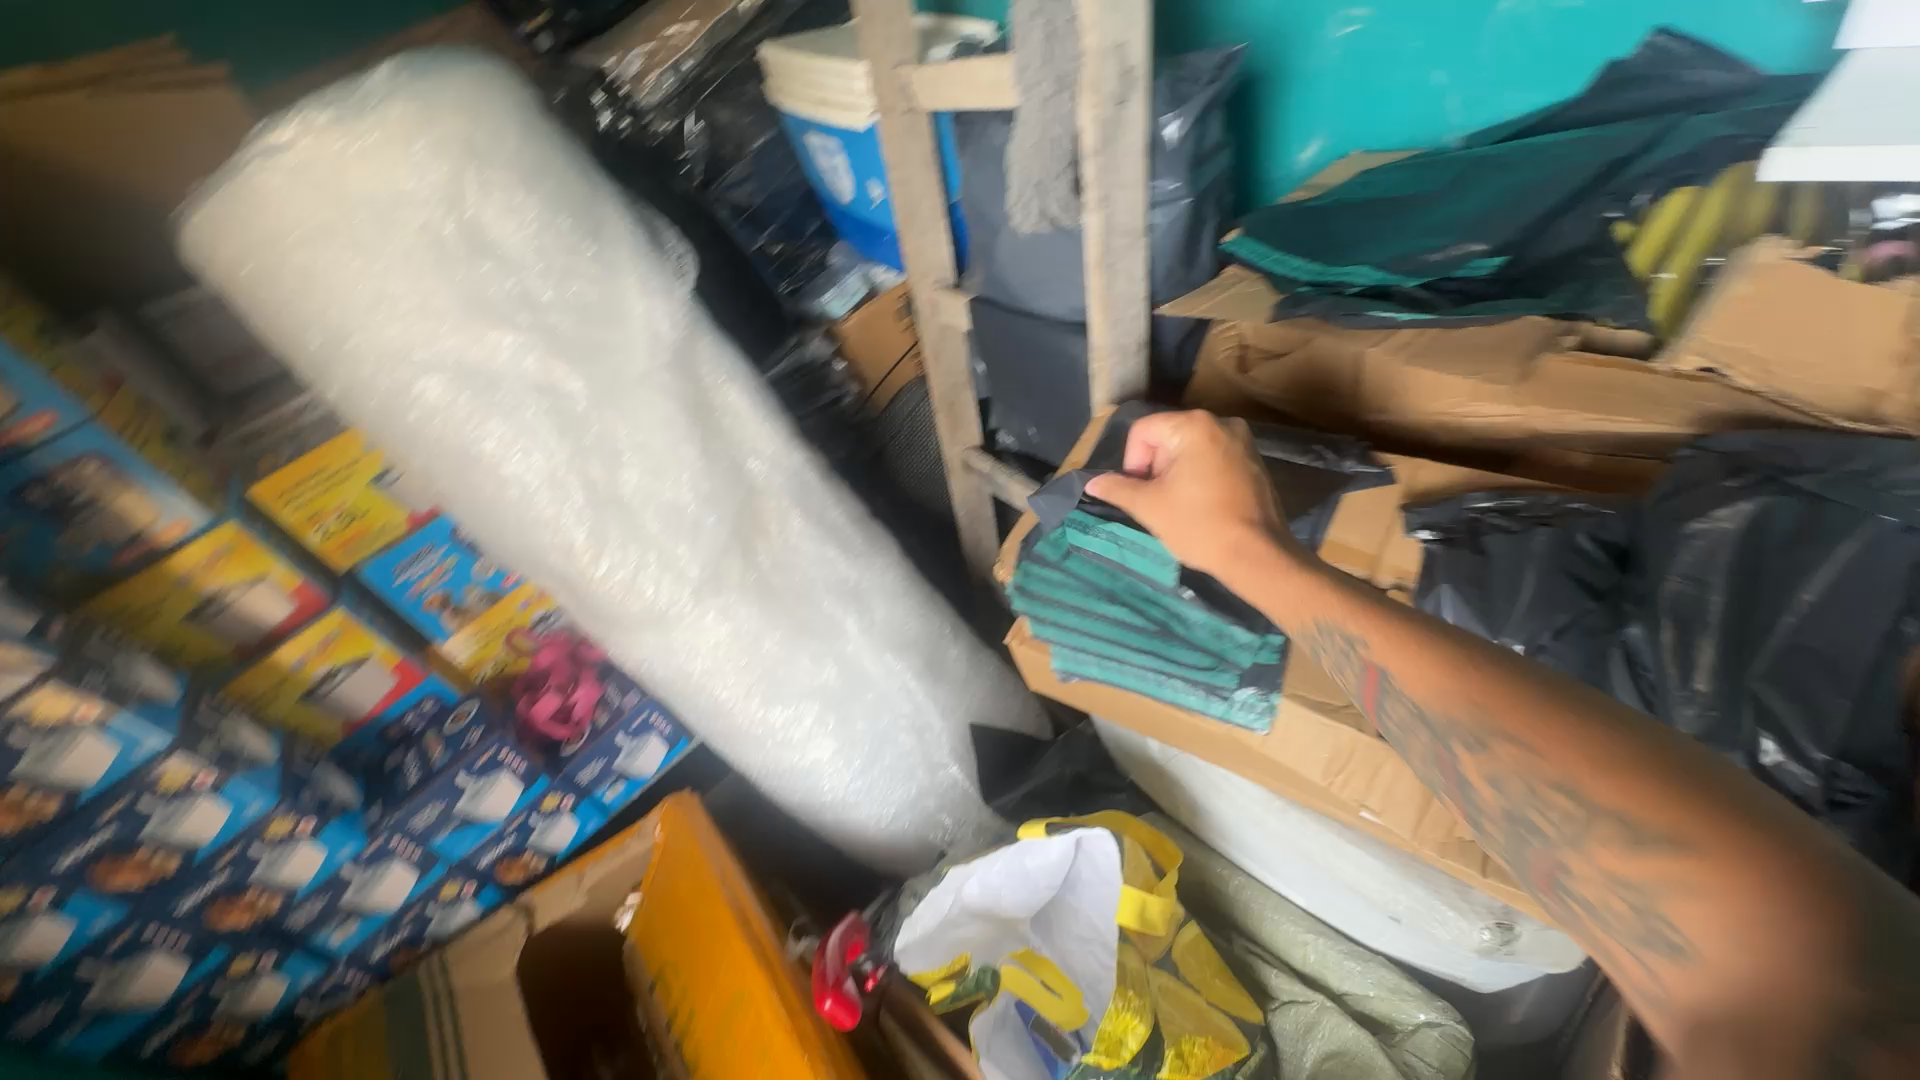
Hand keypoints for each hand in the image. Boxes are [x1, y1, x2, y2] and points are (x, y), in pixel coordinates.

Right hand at [1084, 410, 1297, 576]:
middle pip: (1166, 437)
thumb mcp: (1149, 507)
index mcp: (1193, 425)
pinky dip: (1199, 476)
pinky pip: (1212, 458)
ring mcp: (1242, 440)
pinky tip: (1201, 504)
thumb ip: (1117, 488)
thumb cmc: (1199, 526)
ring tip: (1180, 505)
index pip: (1142, 431)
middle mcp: (1220, 422)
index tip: (1142, 492)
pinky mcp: (1253, 460)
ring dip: (1176, 473)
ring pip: (1189, 449)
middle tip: (1159, 501)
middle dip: (1155, 467)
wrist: (1257, 555)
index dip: (1132, 462)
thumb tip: (1092, 482)